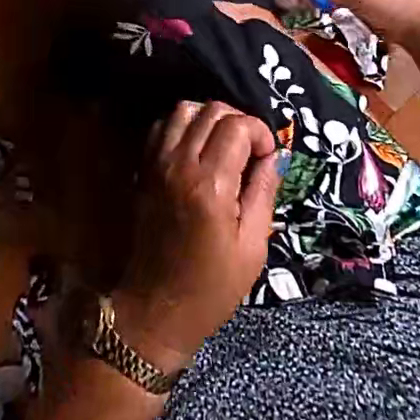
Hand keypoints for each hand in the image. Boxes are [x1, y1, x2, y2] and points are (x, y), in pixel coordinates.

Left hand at [113, 101, 278, 371]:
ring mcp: (157, 164)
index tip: (269, 156)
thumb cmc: (210, 288)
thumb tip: (275, 156)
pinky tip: (197, 149)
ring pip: (184, 109)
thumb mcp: (252, 247)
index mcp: (211, 185)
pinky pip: (163, 126)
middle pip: (212, 109)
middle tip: (251, 150)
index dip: (260, 132)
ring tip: (224, 145)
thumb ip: (263, 192)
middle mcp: (180, 165)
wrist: (155, 310)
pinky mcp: (144, 170)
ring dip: (209, 118)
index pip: (237, 125)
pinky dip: (183, 127)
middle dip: (239, 121)